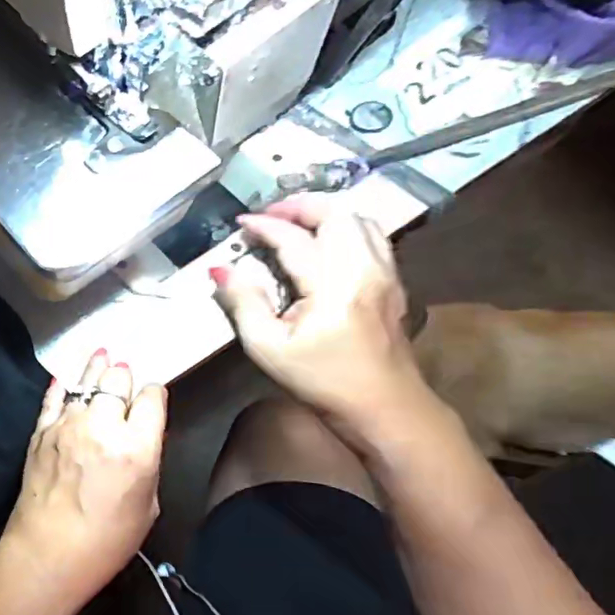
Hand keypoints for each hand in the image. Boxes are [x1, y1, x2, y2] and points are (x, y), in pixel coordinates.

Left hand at [0, 350, 166, 606]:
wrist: (48, 551)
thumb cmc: (107, 541)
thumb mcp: (148, 505)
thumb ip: (145, 463)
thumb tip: (139, 440)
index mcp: (137, 447)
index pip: (152, 400)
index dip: (153, 395)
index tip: (152, 396)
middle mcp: (102, 427)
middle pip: (117, 382)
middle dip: (124, 376)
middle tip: (125, 373)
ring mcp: (67, 425)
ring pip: (84, 382)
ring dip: (96, 368)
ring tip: (102, 353)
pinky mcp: (41, 431)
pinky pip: (53, 399)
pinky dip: (61, 385)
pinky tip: (66, 375)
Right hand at [210, 195, 431, 437]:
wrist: (385, 408)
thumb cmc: (322, 381)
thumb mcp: (268, 348)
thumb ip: (244, 303)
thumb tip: (221, 270)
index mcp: (334, 285)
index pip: (295, 239)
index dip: (265, 226)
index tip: (240, 224)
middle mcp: (366, 269)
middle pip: (339, 213)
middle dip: (300, 206)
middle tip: (269, 216)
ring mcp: (386, 275)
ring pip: (361, 220)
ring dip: (326, 213)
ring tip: (295, 223)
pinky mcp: (393, 284)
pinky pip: (372, 237)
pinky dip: (344, 228)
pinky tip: (324, 243)